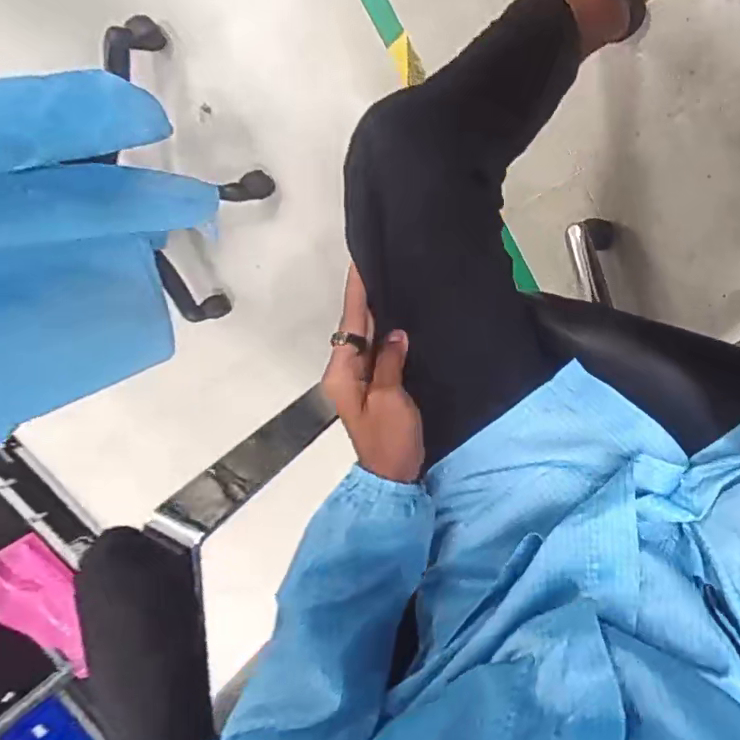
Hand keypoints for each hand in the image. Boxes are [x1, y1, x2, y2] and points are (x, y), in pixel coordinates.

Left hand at [321, 263, 424, 482]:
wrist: (393, 475)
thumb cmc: (389, 439)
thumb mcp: (389, 399)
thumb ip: (390, 362)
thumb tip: (396, 333)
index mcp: (342, 373)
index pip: (351, 324)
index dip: (357, 294)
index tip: (359, 264)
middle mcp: (345, 371)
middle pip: (355, 327)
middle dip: (365, 298)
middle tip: (377, 264)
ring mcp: (359, 379)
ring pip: (367, 338)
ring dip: (376, 313)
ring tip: (388, 282)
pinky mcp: (375, 385)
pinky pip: (378, 351)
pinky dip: (385, 333)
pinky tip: (397, 318)